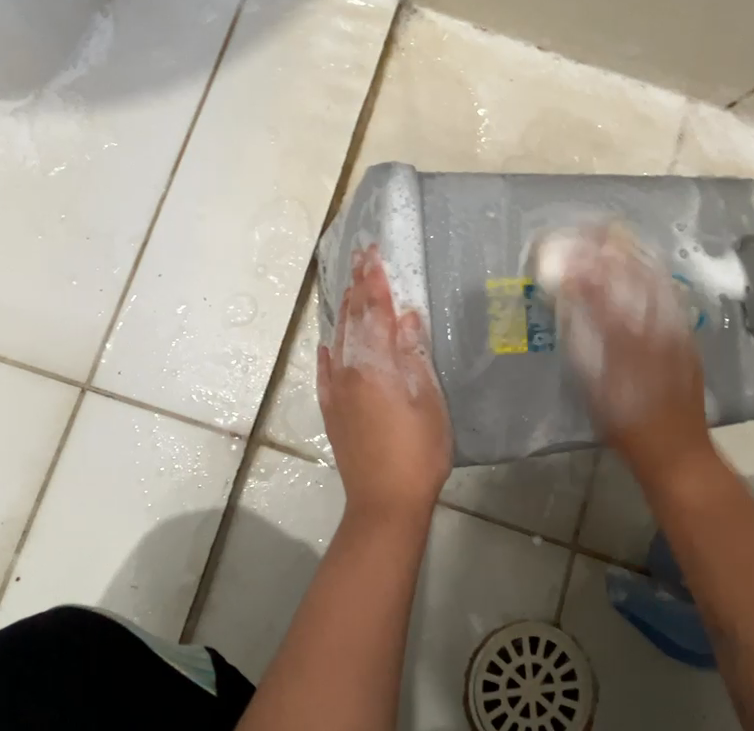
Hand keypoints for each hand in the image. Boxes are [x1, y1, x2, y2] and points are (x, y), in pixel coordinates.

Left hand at [318, 245, 451, 522]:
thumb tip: (406, 315)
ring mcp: (336, 389)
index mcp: (376, 363)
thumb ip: (414, 355)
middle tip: (361, 257)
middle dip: (358, 286)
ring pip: (338, 339)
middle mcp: (350, 369)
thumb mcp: (428, 400)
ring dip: (345, 311)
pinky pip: (325, 370)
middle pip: (354, 318)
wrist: (384, 501)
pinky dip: (329, 350)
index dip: (375, 280)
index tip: (373, 253)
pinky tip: (329, 342)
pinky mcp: (331, 409)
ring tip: (349, 287)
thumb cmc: (418, 451)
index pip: (375, 310)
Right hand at [533, 223, 715, 484]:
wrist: (677, 449)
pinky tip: (645, 267)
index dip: (584, 261)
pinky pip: (669, 297)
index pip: (600, 287)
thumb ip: (582, 339)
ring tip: (617, 237)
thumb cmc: (625, 423)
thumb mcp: (593, 384)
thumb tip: (568, 298)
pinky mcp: (686, 338)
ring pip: (653, 282)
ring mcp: (674, 331)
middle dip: (611, 248)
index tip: (567, 243)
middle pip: (631, 276)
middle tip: (593, 228)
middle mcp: (652, 327)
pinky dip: (654, 276)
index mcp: (624, 338)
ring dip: (634, 256)